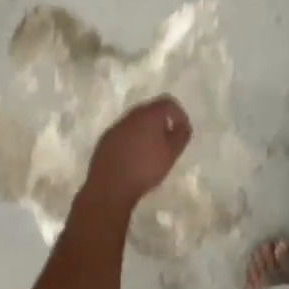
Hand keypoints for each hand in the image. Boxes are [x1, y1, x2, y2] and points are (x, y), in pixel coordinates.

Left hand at [82, 96, 191, 210]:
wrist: (110, 186)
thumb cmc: (145, 168)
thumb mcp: (171, 153)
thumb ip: (181, 135)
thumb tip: (183, 125)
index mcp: (148, 115)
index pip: (167, 102)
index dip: (178, 113)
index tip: (182, 129)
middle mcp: (130, 116)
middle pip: (150, 110)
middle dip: (162, 122)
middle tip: (168, 140)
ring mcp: (115, 127)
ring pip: (135, 122)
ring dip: (146, 131)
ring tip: (152, 150)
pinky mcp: (105, 140)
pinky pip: (123, 133)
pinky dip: (132, 140)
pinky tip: (134, 157)